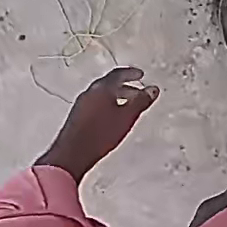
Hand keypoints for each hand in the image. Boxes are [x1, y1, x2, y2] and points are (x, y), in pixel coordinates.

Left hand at [36, 67, 158, 182]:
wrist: (73, 153)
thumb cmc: (98, 134)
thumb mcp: (127, 116)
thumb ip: (141, 101)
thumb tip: (152, 90)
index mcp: (102, 88)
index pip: (118, 74)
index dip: (131, 73)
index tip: (139, 74)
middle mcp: (90, 93)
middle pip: (110, 84)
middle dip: (126, 87)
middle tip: (137, 91)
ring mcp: (82, 104)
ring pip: (102, 95)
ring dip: (116, 97)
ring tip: (127, 106)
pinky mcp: (77, 116)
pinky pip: (95, 104)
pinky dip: (107, 105)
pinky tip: (112, 118)